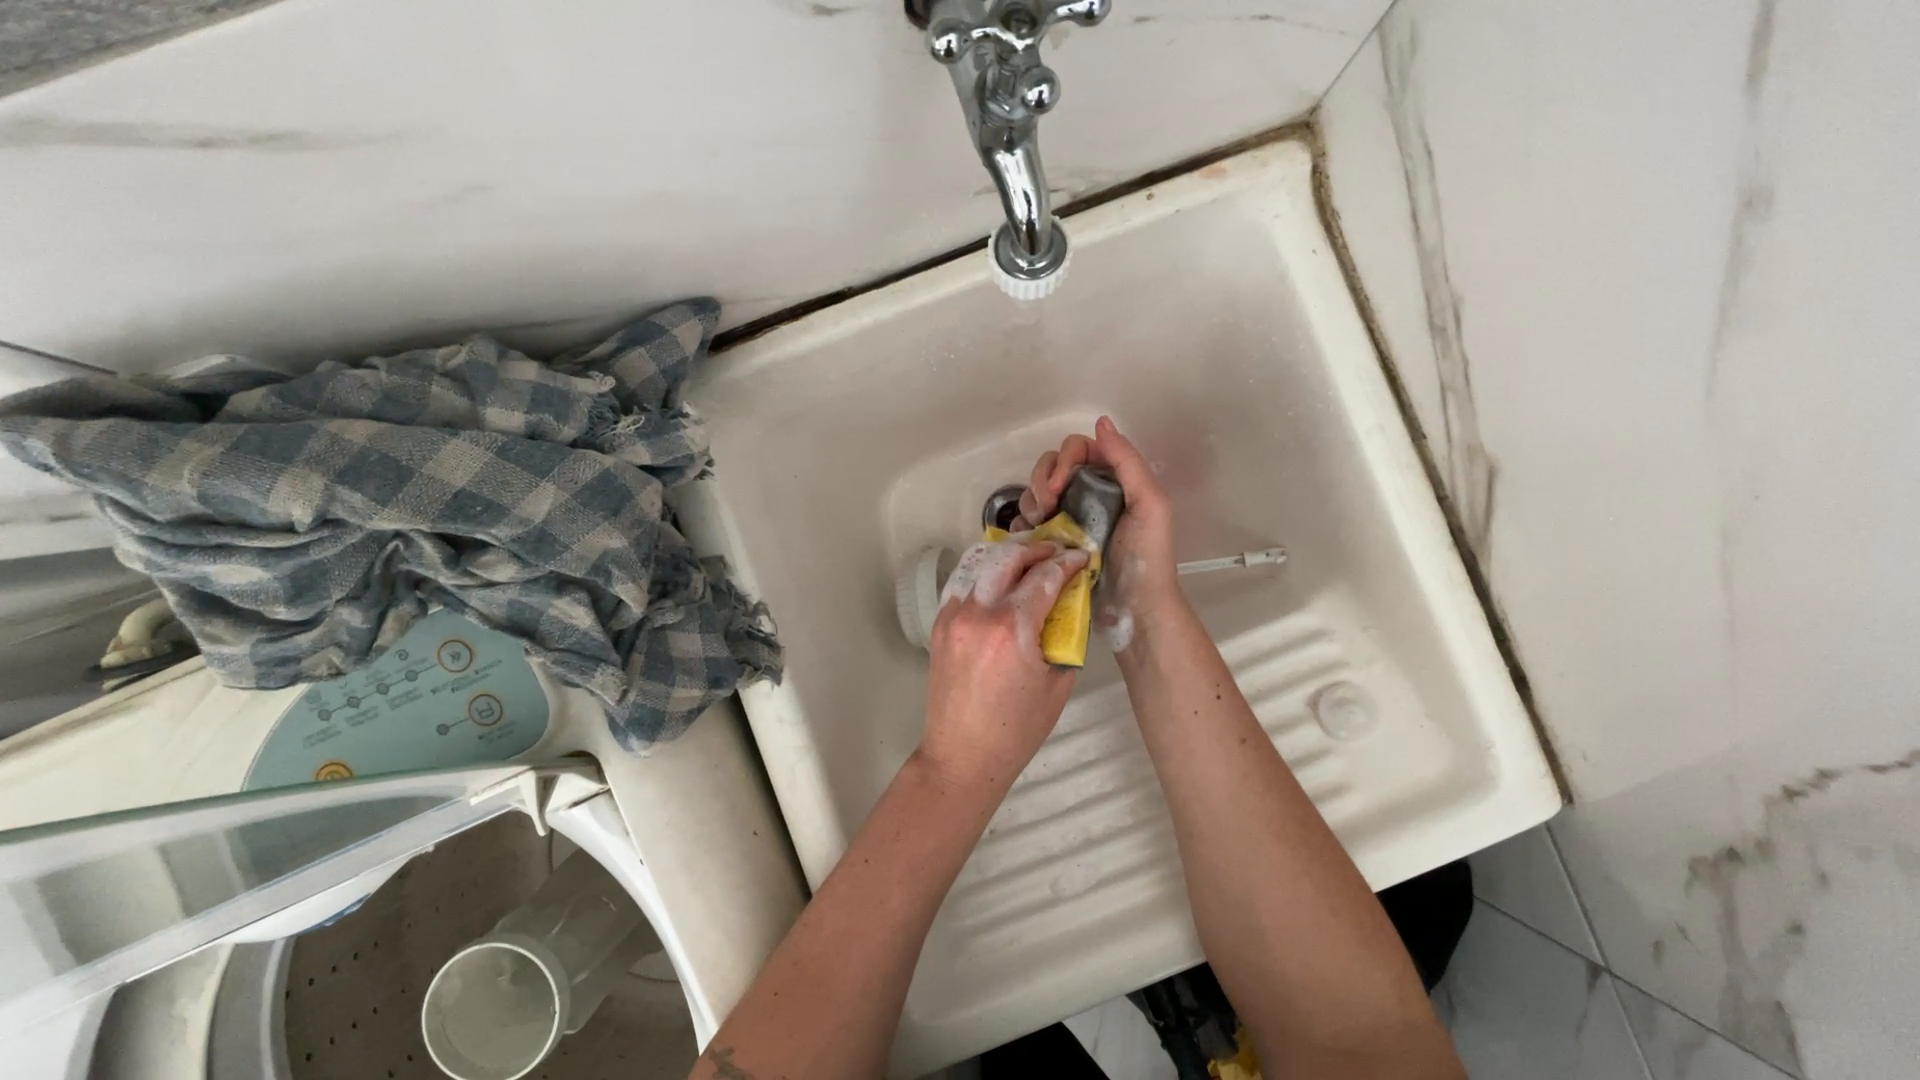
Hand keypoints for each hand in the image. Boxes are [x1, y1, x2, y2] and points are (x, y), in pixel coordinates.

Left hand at [918, 539, 1090, 790]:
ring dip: (1008, 557)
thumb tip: (1069, 603)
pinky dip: (984, 574)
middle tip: (1057, 553)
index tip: (1082, 558)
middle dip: (1037, 550)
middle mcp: (978, 613)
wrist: (963, 755)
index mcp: (1012, 628)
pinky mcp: (940, 625)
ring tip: (1029, 561)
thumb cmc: (1017, 728)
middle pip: (1008, 558)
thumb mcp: (1057, 681)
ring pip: (979, 564)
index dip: (1068, 563)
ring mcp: (953, 616)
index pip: (1044, 576)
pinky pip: (963, 584)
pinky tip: (1000, 582)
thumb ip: (1064, 635)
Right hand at [1014, 416, 1180, 638]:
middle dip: (1041, 481)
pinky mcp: (1053, 545)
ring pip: (1035, 493)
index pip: (1076, 449)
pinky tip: (1029, 541)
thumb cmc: (1147, 558)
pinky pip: (1027, 524)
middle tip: (1047, 509)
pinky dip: (1022, 527)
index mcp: (1112, 479)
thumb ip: (1127, 461)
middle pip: (1050, 466)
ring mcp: (1069, 520)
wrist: (1136, 610)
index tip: (1059, 487)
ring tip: (1041, 528)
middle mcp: (1088, 494)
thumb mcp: (1150, 503)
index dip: (1062, 461)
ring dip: (1030, 503)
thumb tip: (1101, 422)